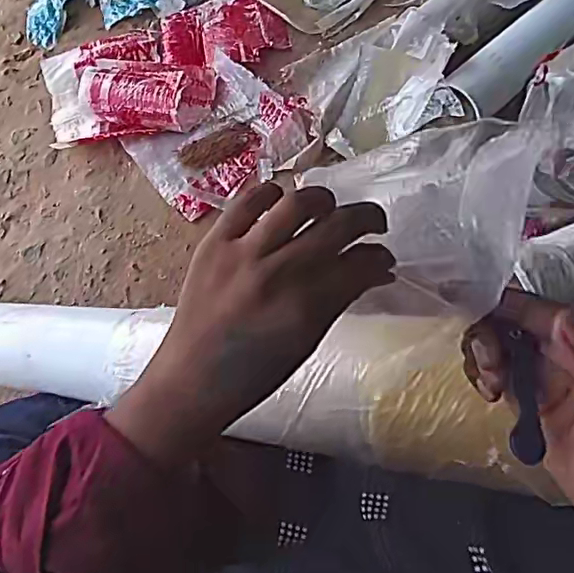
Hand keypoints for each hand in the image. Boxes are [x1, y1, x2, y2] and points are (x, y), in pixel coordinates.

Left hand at [108, 184, 394, 467]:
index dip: (380, 257)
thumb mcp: (306, 342)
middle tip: (373, 225)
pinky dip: (270, 193)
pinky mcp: (213, 242)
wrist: (190, 378)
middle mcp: (278, 273)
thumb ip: (340, 300)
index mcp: (307, 307)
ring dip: (324, 200)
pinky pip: (247, 201)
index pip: (360, 264)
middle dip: (368, 219)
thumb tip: (376, 270)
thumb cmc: (253, 373)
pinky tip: (281, 200)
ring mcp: (243, 253)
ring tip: (329, 208)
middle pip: (338, 226)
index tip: (383, 257)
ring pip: (297, 203)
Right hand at [462, 292, 573, 572]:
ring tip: (489, 386)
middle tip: (488, 367)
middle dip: (491, 334)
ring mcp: (552, 386)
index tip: (476, 309)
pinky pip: (500, 379)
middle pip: (517, 326)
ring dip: (484, 356)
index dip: (510, 307)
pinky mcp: (534, 411)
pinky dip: (484, 377)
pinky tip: (488, 394)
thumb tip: (563, 318)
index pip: (548, 315)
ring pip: (503, 349)